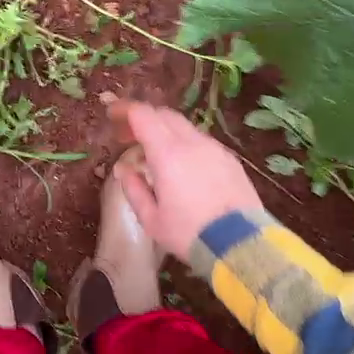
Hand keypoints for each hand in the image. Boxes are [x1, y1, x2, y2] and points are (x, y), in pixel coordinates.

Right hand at [113, 102, 262, 261]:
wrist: (241, 244)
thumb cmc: (189, 234)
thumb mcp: (151, 220)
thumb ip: (134, 190)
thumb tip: (124, 170)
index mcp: (167, 154)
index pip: (143, 116)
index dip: (125, 110)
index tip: (112, 115)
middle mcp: (192, 143)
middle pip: (164, 115)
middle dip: (143, 120)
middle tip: (128, 137)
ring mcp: (215, 149)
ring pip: (185, 127)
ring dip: (164, 132)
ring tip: (154, 155)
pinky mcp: (231, 160)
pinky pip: (202, 141)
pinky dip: (184, 144)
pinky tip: (182, 166)